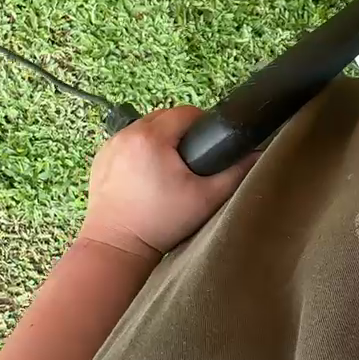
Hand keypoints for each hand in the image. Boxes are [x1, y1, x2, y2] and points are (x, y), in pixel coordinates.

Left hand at [75, 105, 256, 259]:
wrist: (117, 247)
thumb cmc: (162, 223)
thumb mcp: (207, 198)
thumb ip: (236, 172)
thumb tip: (258, 153)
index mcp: (151, 137)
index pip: (186, 112)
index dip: (204, 125)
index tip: (209, 148)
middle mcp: (127, 134)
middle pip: (165, 116)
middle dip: (182, 132)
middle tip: (193, 160)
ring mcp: (110, 145)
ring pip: (146, 128)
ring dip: (161, 139)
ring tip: (172, 168)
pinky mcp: (100, 158)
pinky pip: (129, 141)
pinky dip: (141, 150)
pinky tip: (150, 174)